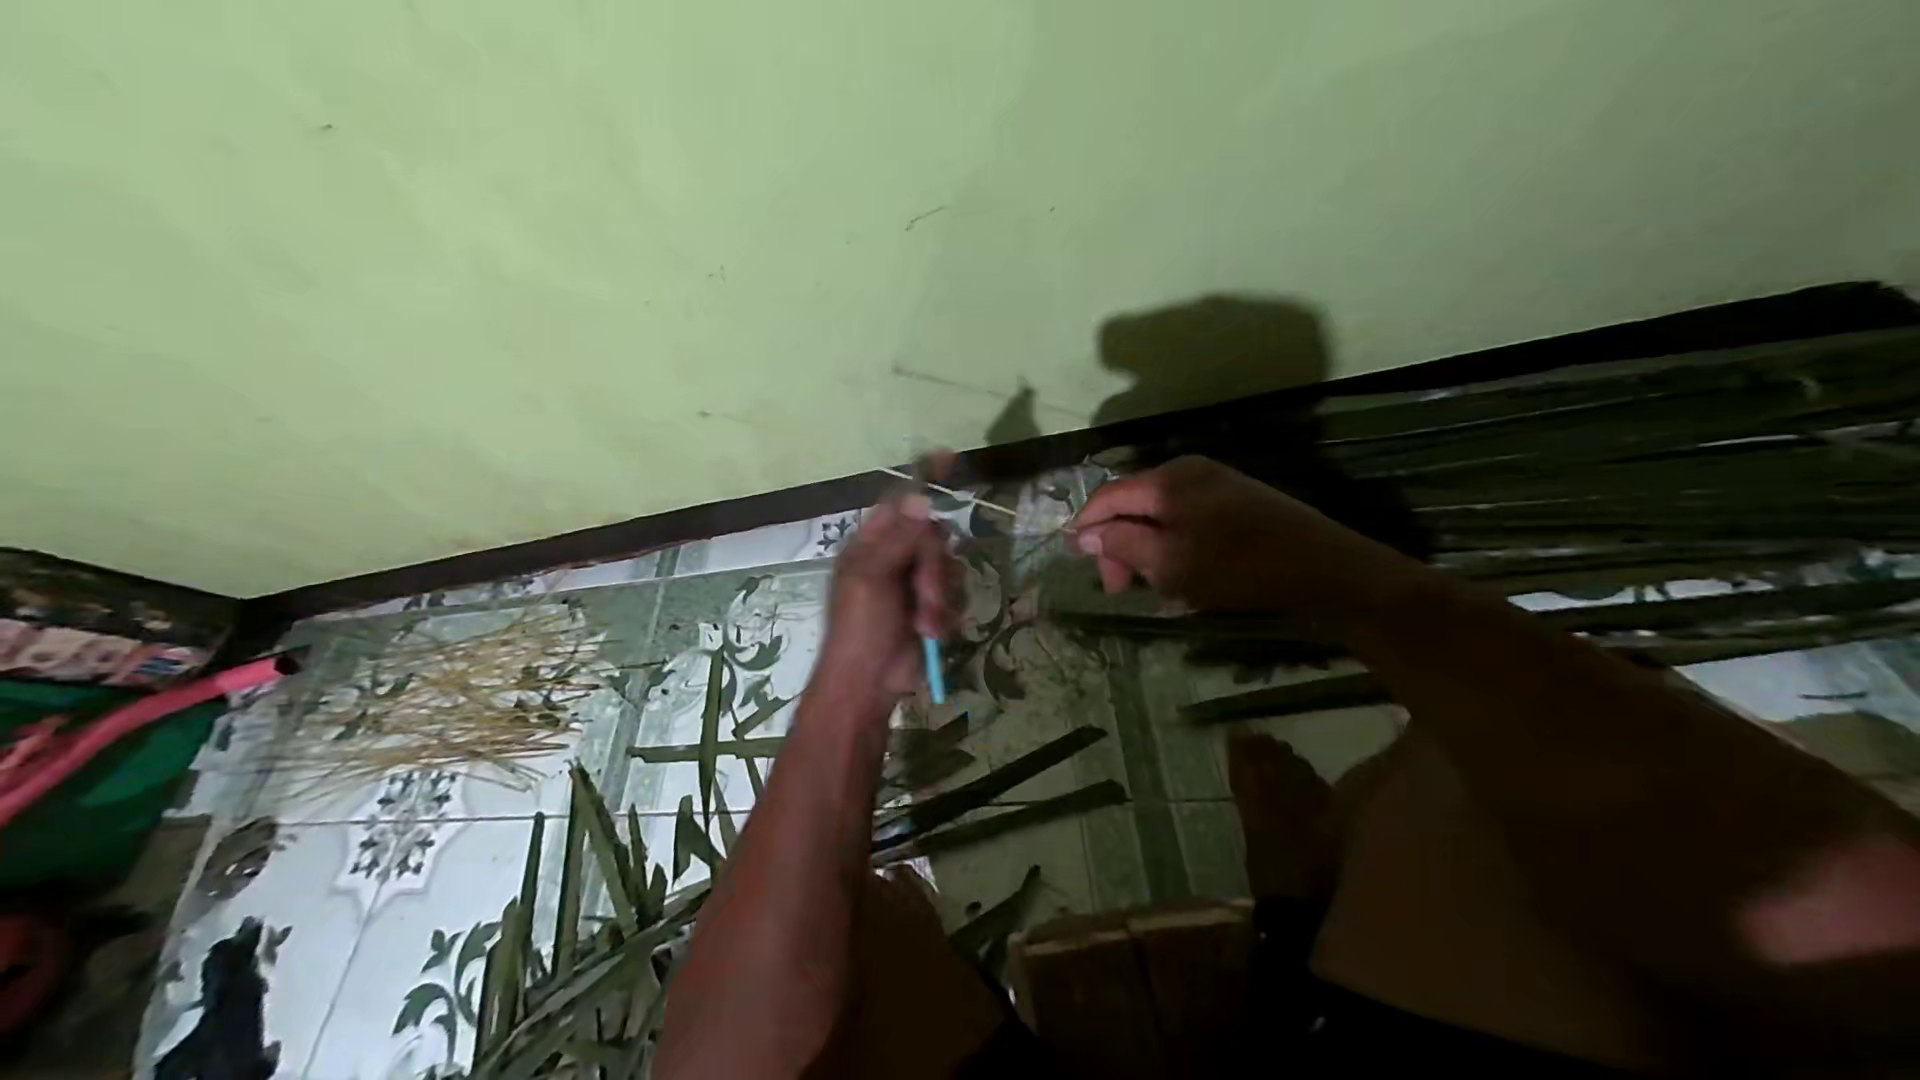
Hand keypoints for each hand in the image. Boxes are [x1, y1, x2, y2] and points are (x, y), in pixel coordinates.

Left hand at [816, 495, 958, 706]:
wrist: (870, 683)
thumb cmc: (860, 628)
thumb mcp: (872, 578)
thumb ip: (899, 538)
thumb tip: (919, 499)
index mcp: (871, 544)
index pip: (900, 501)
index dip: (924, 480)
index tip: (950, 458)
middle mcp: (894, 557)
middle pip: (933, 537)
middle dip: (934, 568)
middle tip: (924, 594)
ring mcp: (914, 583)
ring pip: (949, 568)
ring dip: (940, 599)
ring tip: (925, 624)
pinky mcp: (932, 608)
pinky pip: (955, 595)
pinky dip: (946, 615)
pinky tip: (933, 633)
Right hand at [1069, 456, 1420, 614]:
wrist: (1324, 568)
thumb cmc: (1238, 567)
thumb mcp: (1170, 562)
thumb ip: (1123, 544)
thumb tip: (1086, 533)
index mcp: (1167, 479)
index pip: (1109, 496)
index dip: (1087, 526)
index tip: (1076, 560)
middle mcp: (1188, 472)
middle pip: (1134, 505)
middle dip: (1121, 545)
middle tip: (1120, 588)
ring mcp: (1215, 484)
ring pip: (1160, 516)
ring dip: (1148, 551)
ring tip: (1154, 588)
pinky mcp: (1236, 501)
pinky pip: (1187, 520)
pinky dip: (1174, 547)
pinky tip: (1182, 577)